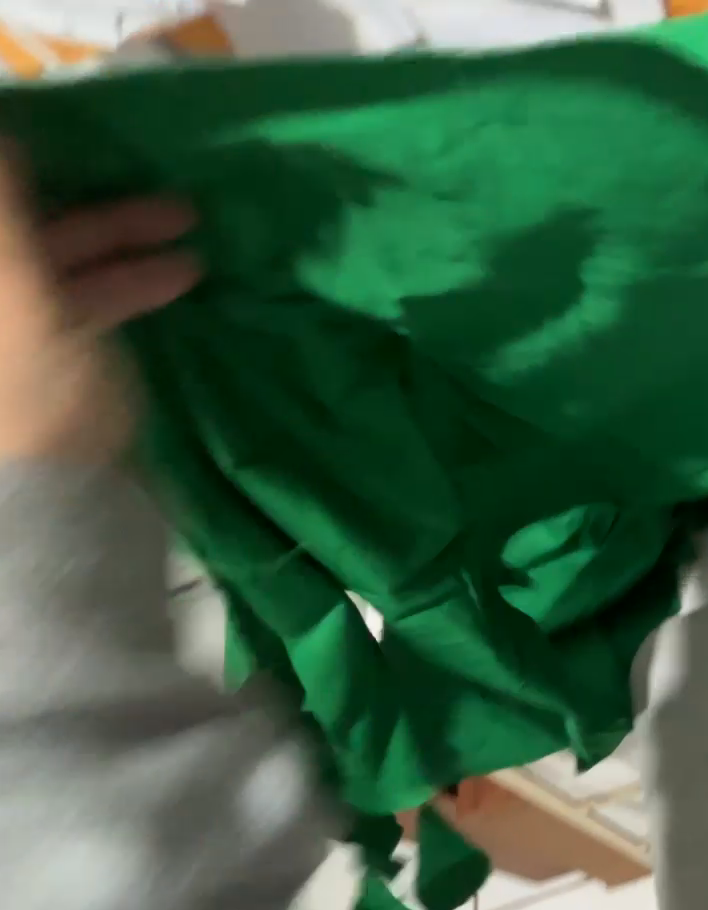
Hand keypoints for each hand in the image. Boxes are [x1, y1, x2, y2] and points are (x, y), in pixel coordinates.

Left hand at [0, 156, 200, 464]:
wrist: (52, 487)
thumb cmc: (25, 385)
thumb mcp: (16, 287)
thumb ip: (5, 211)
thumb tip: (6, 127)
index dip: (23, 162)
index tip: (64, 136)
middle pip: (13, 225)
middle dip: (84, 203)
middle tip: (159, 189)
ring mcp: (4, 319)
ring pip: (48, 259)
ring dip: (120, 243)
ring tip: (192, 233)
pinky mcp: (40, 347)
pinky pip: (75, 295)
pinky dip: (124, 282)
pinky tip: (179, 277)